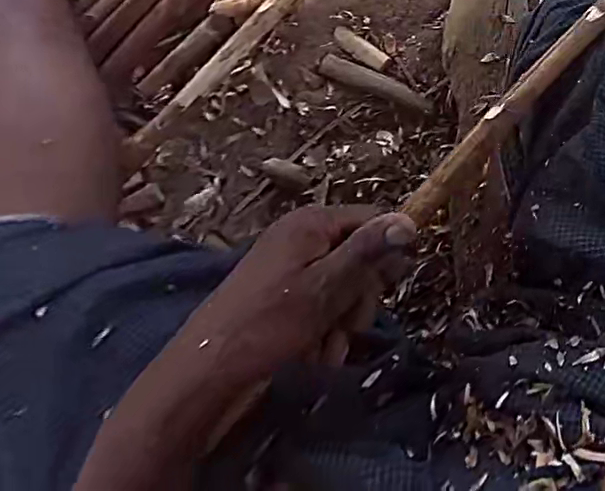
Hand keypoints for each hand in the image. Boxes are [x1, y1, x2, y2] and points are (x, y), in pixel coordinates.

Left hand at [182, 205, 414, 381]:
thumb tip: (409, 221)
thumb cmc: (265, 327)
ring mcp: (286, 266)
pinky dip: (322, 327)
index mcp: (311, 222)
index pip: (375, 218)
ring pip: (344, 283)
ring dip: (343, 317)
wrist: (195, 385)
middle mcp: (299, 236)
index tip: (390, 282)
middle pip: (361, 253)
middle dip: (361, 293)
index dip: (387, 249)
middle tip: (349, 321)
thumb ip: (369, 250)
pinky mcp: (277, 295)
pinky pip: (320, 302)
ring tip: (325, 344)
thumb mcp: (327, 286)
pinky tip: (312, 350)